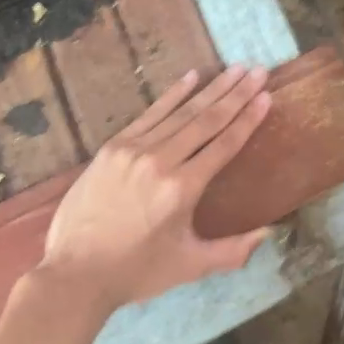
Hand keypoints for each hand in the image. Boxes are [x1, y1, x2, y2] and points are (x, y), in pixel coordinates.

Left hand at [38, 66, 272, 311]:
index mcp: (182, 190)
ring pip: (181, 112)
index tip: (266, 96)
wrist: (74, 274)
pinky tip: (192, 76)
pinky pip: (151, 114)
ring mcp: (134, 150)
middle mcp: (161, 162)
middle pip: (207, 121)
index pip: (224, 145)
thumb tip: (269, 232)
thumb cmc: (136, 272)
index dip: (248, 119)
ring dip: (211, 88)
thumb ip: (232, 251)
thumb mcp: (189, 266)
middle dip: (236, 94)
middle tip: (258, 71)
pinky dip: (173, 94)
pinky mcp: (114, 147)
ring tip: (235, 69)